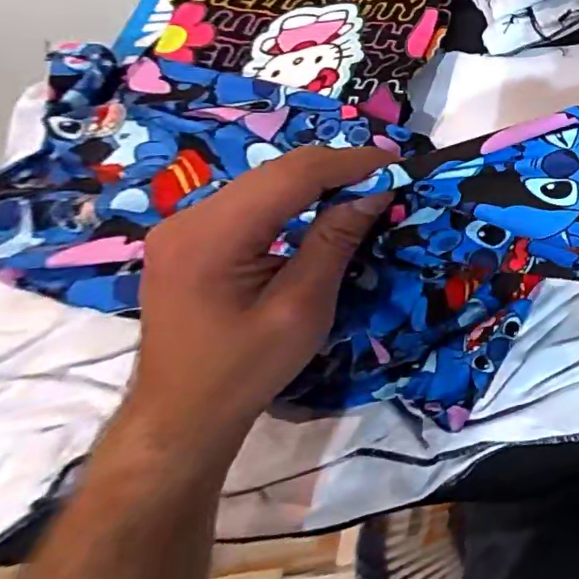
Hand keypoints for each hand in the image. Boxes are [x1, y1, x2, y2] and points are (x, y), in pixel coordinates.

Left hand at [128, 145, 398, 453]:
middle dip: (339, 167)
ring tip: (367, 188)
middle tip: (390, 176)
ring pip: (268, 179)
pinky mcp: (192, 236)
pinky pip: (255, 197)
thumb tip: (376, 191)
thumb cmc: (244, 370)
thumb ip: (335, 241)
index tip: (399, 164)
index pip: (292, 175)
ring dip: (321, 178)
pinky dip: (298, 194)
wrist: (180, 416)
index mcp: (211, 237)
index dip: (350, 163)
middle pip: (278, 171)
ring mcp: (186, 225)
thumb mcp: (302, 307)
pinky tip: (326, 205)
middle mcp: (190, 219)